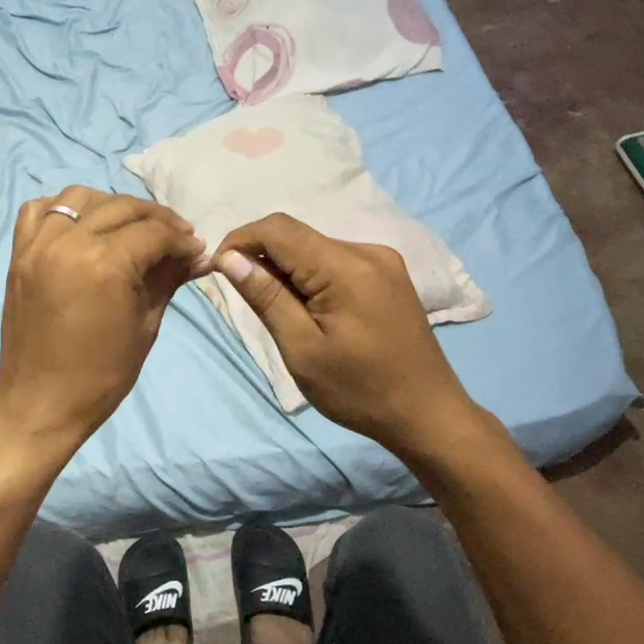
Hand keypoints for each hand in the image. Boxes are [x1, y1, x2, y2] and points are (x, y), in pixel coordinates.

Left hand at [0, 186, 205, 447]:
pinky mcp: (18, 255)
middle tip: (175, 238)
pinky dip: (62, 209)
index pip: (153, 233)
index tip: (196, 251)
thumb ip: (167, 281)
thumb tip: (199, 255)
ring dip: (111, 206)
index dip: (181, 240)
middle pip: (121, 208)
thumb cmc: (101, 376)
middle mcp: (69, 243)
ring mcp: (37, 246)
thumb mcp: (145, 326)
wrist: (40, 404)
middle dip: (155, 219)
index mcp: (105, 264)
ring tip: (130, 228)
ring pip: (79, 198)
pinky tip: (82, 226)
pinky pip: (38, 211)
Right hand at [213, 213, 485, 458]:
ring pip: (313, 247)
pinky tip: (306, 310)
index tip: (217, 270)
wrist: (426, 414)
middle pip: (296, 235)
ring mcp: (381, 261)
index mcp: (346, 267)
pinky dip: (309, 277)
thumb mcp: (302, 348)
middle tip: (244, 299)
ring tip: (277, 311)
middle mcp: (367, 251)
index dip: (240, 240)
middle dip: (260, 257)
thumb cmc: (359, 390)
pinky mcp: (387, 275)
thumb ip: (266, 297)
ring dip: (284, 269)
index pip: (278, 229)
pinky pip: (334, 261)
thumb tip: (229, 258)